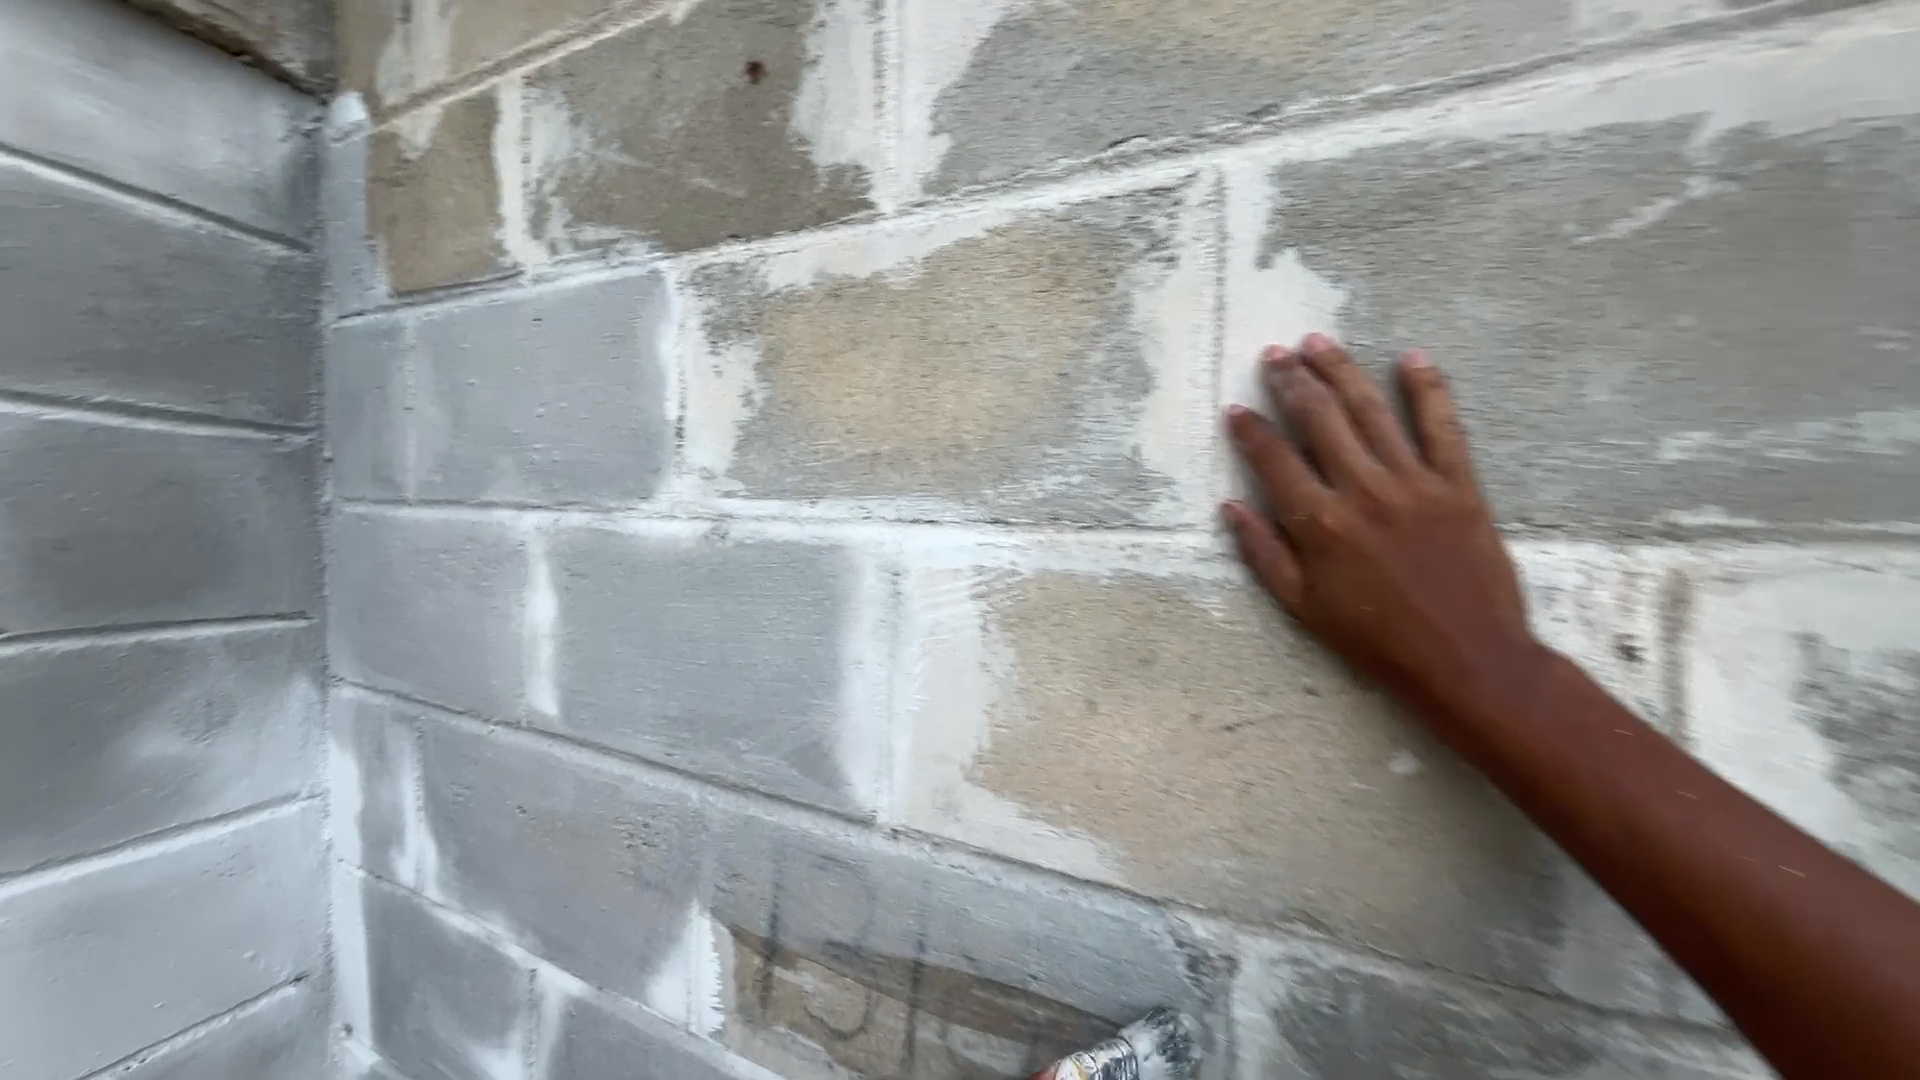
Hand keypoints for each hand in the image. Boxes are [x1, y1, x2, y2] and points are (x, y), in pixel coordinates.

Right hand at [1223, 335, 1540, 732]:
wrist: (1465, 658)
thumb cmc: (1373, 637)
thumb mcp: (1301, 606)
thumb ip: (1262, 552)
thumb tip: (1229, 507)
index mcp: (1319, 524)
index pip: (1273, 459)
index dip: (1250, 430)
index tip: (1236, 409)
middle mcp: (1362, 491)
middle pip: (1319, 419)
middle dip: (1291, 381)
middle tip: (1274, 354)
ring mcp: (1414, 483)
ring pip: (1371, 411)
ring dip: (1342, 370)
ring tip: (1319, 342)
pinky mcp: (1459, 484)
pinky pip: (1443, 425)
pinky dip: (1428, 388)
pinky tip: (1411, 357)